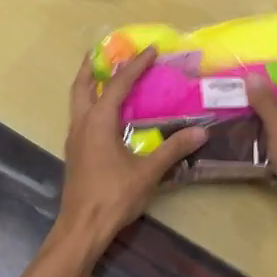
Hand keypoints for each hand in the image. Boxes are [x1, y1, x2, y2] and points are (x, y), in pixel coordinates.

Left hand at [57, 47, 208, 250]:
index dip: (135, 66)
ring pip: (78, 102)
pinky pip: (81, 117)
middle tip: (105, 51)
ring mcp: (75, 139)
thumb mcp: (148, 172)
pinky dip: (92, 104)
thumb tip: (201, 131)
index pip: (117, 84)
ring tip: (105, 74)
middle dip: (92, 66)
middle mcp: (82, 124)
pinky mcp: (76, 152)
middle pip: (82, 85)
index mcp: (98, 122)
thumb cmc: (113, 196)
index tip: (151, 50)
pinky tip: (107, 112)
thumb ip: (173, 149)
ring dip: (89, 85)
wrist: (83, 226)